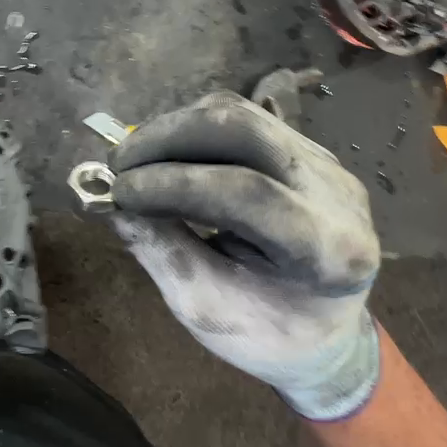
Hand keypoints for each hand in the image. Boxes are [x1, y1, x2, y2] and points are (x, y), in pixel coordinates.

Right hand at [109, 89, 381, 421]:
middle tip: (118, 163)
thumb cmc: (268, 334)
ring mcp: (323, 161)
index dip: (172, 184)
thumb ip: (162, 252)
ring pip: (238, 113)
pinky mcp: (303, 146)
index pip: (246, 192)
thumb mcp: (207, 308)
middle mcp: (336, 191)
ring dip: (174, 129)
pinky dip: (190, 130)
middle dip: (168, 137)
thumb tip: (110, 202)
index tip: (118, 193)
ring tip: (134, 159)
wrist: (326, 333)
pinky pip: (240, 117)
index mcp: (329, 250)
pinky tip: (164, 155)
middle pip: (243, 128)